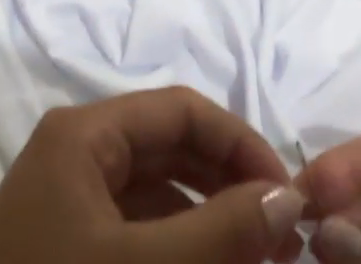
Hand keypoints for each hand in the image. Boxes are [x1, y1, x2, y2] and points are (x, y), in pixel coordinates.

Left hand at [0, 87, 306, 263]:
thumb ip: (219, 230)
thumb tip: (288, 195)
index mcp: (85, 133)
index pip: (181, 110)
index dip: (241, 144)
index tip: (290, 198)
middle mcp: (78, 151)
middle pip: (172, 147)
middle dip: (231, 185)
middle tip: (285, 237)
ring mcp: (72, 196)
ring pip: (159, 190)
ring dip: (211, 217)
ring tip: (259, 258)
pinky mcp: (71, 239)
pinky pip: (139, 226)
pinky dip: (182, 242)